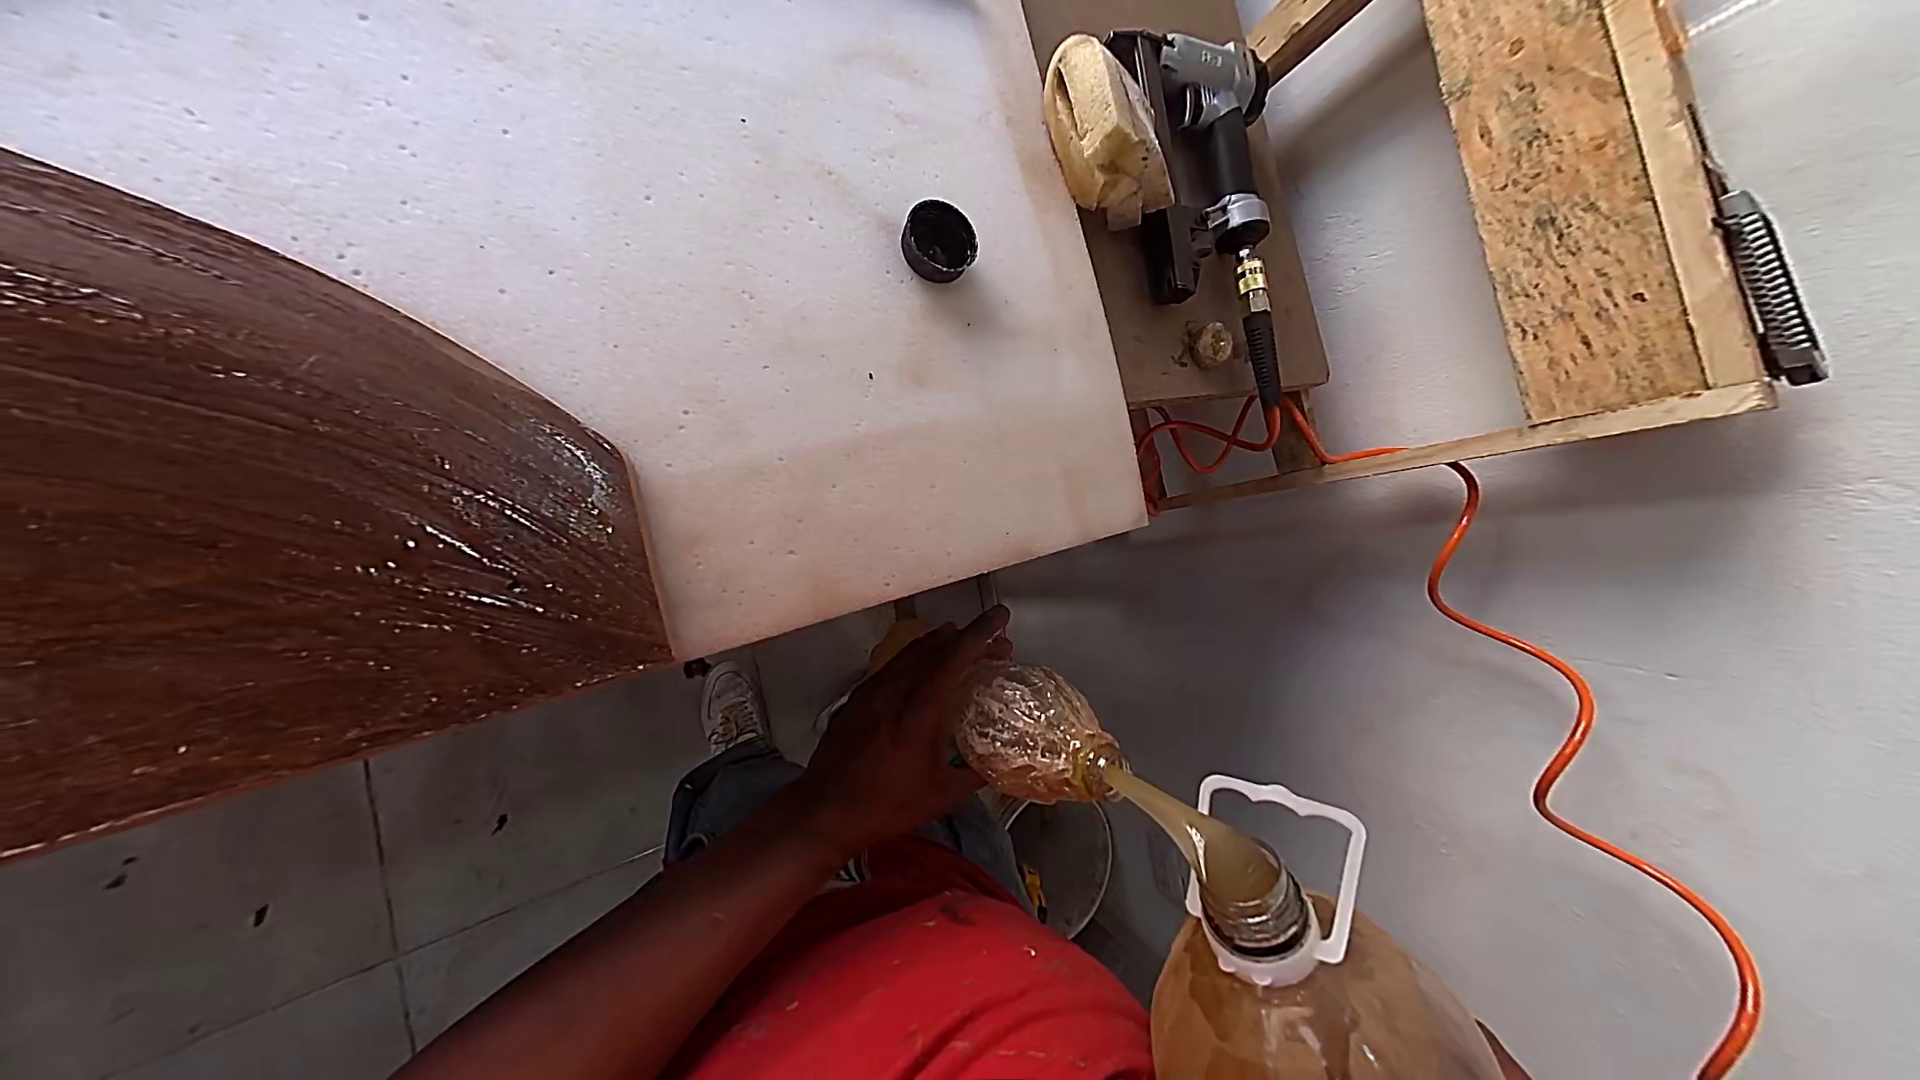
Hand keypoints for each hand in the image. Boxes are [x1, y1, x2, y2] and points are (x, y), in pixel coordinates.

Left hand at [785, 605, 1012, 856]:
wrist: (824, 811)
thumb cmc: (884, 807)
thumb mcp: (941, 796)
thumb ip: (975, 773)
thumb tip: (999, 760)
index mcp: (918, 713)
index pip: (953, 660)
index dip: (980, 634)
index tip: (999, 617)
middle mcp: (893, 693)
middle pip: (934, 648)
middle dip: (967, 637)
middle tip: (992, 639)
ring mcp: (872, 692)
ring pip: (911, 652)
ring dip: (940, 641)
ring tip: (961, 637)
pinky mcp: (858, 698)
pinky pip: (893, 664)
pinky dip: (915, 655)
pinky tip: (922, 661)